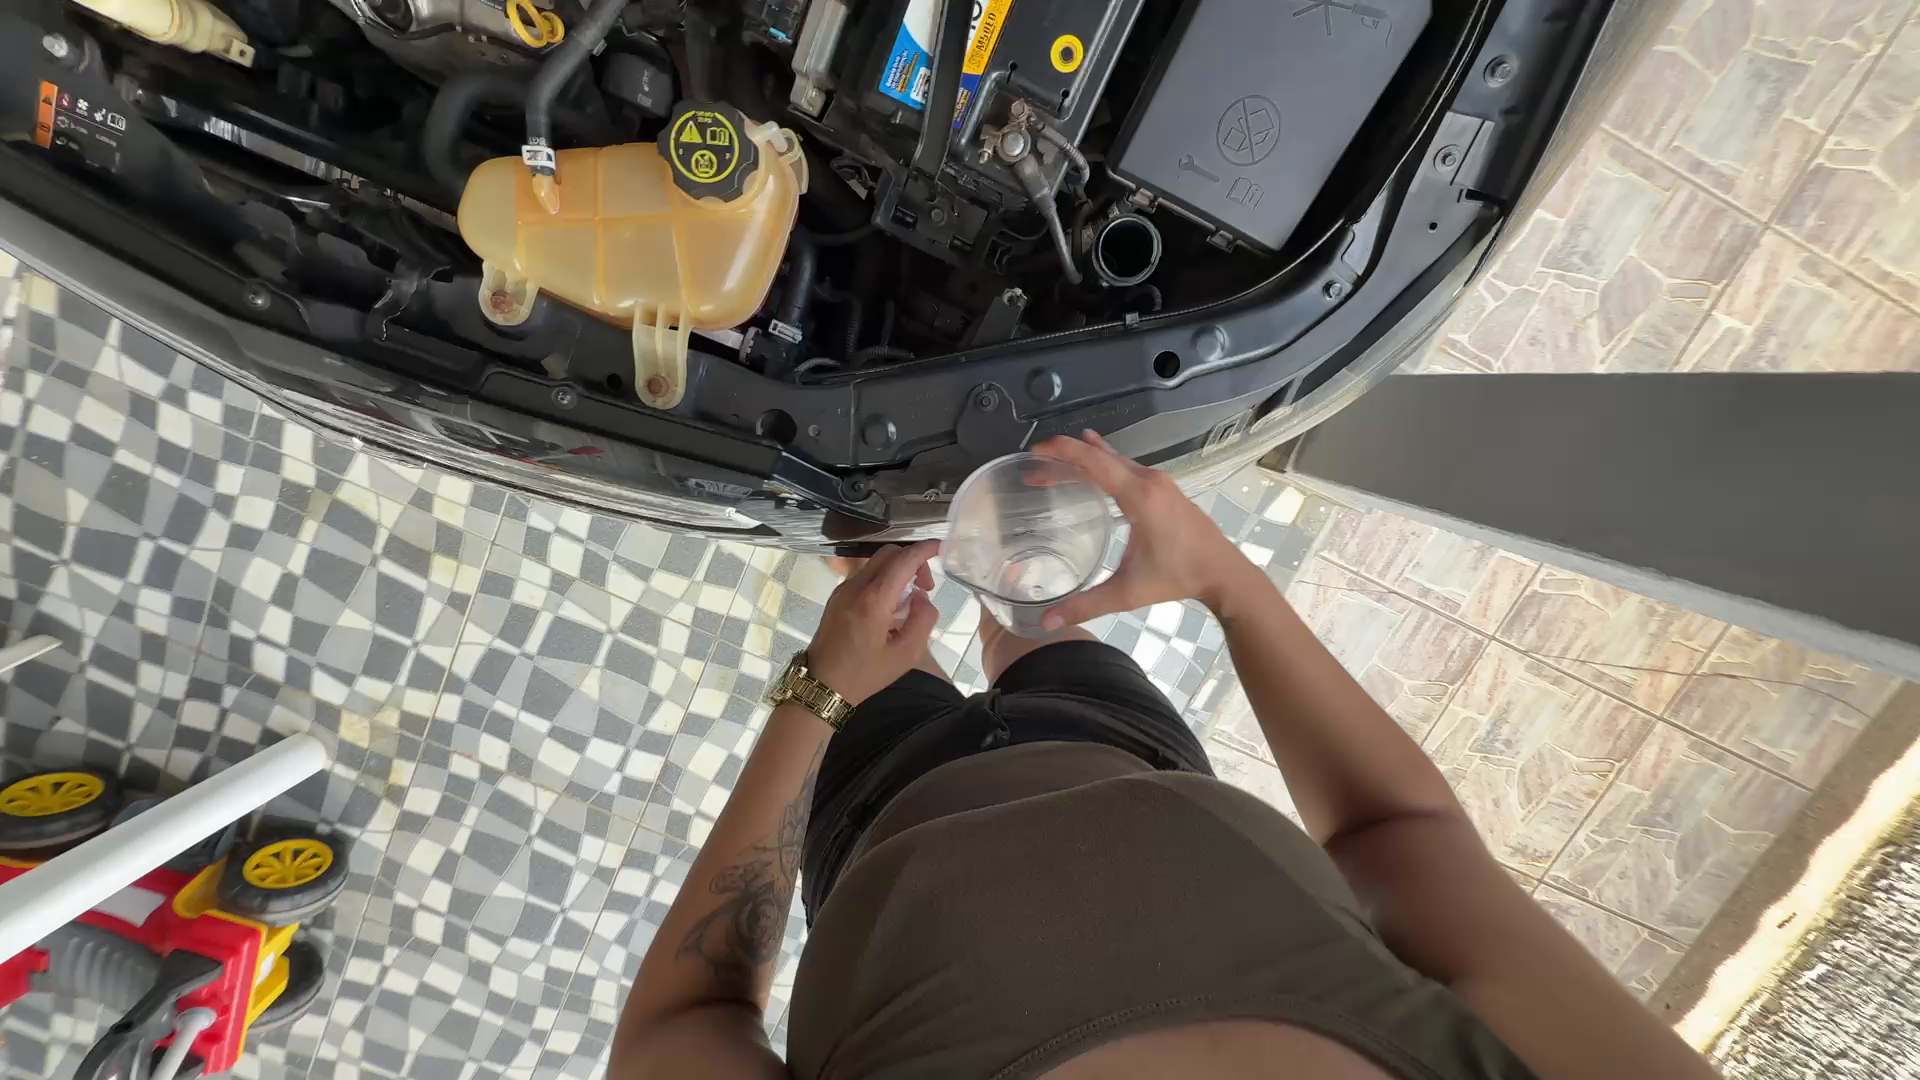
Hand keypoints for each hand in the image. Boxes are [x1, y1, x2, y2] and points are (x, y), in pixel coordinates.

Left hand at [803, 540, 939, 704]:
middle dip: (913, 561)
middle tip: (925, 588)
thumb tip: (922, 597)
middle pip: (889, 553)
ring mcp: (843, 589)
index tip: (941, 548)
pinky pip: (865, 575)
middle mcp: (856, 586)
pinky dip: (883, 580)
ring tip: (907, 602)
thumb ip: (923, 619)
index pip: (904, 560)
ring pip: (876, 563)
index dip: (925, 549)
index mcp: (874, 599)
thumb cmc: (865, 674)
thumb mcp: (907, 654)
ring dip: (897, 571)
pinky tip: (888, 608)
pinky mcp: (837, 596)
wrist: (822, 685)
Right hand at [1032, 431, 1247, 628]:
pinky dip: (1102, 462)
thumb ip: (1085, 605)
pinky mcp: (1163, 488)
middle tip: (1033, 467)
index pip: (1094, 462)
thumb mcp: (1127, 593)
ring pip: (1113, 460)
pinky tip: (1094, 453)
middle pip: (1099, 457)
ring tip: (1051, 464)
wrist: (1223, 572)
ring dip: (1082, 460)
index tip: (1035, 451)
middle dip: (1064, 458)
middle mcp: (1148, 480)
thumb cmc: (1177, 578)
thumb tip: (1045, 622)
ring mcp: (1158, 481)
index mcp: (1140, 496)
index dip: (1063, 452)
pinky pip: (1125, 466)